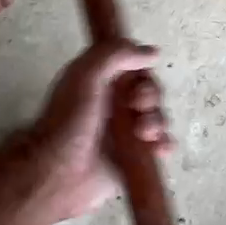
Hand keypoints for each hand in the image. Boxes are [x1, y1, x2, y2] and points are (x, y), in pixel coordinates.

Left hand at [21, 41, 173, 224]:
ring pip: (157, 116)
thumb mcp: (86, 74)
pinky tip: (159, 148)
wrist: (61, 172)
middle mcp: (114, 102)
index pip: (132, 66)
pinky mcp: (134, 157)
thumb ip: (115, 54)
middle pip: (148, 90)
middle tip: (138, 106)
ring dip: (157, 120)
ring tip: (143, 133)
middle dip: (150, 96)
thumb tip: (152, 52)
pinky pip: (160, 145)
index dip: (140, 69)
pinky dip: (164, 144)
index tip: (138, 78)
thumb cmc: (70, 119)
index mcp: (100, 80)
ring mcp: (125, 131)